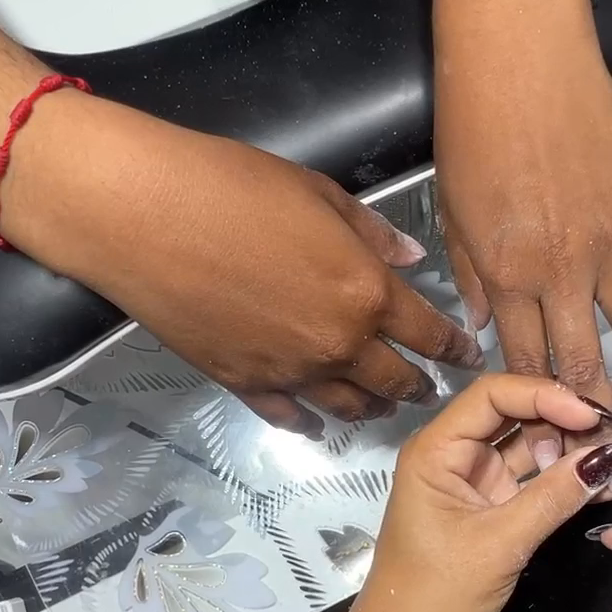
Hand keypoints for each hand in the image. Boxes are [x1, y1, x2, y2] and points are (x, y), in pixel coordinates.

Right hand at [2, 95, 482, 435]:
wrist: (140, 213)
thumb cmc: (234, 186)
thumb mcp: (319, 194)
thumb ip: (373, 233)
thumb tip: (410, 257)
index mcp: (368, 295)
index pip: (429, 334)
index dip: (456, 349)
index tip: (470, 357)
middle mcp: (339, 346)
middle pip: (396, 380)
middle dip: (421, 386)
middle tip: (432, 389)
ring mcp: (292, 373)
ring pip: (350, 407)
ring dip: (375, 408)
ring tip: (385, 406)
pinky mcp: (245, 385)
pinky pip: (289, 416)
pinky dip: (310, 423)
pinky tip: (318, 425)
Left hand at [341, 374, 611, 611]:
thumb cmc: (435, 594)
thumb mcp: (499, 544)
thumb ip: (554, 497)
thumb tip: (611, 456)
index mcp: (437, 448)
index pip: (494, 395)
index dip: (546, 394)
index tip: (594, 415)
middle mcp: (455, 453)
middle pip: (517, 415)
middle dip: (569, 421)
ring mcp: (475, 479)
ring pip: (531, 447)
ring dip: (575, 450)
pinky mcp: (493, 506)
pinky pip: (535, 480)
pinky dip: (567, 480)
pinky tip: (606, 482)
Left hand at [430, 0, 611, 467]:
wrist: (520, 53)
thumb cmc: (471, 127)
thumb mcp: (451, 212)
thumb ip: (473, 276)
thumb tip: (489, 325)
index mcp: (509, 275)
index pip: (527, 356)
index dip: (541, 397)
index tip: (554, 422)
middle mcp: (563, 270)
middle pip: (582, 353)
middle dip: (595, 398)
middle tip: (609, 427)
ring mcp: (610, 239)